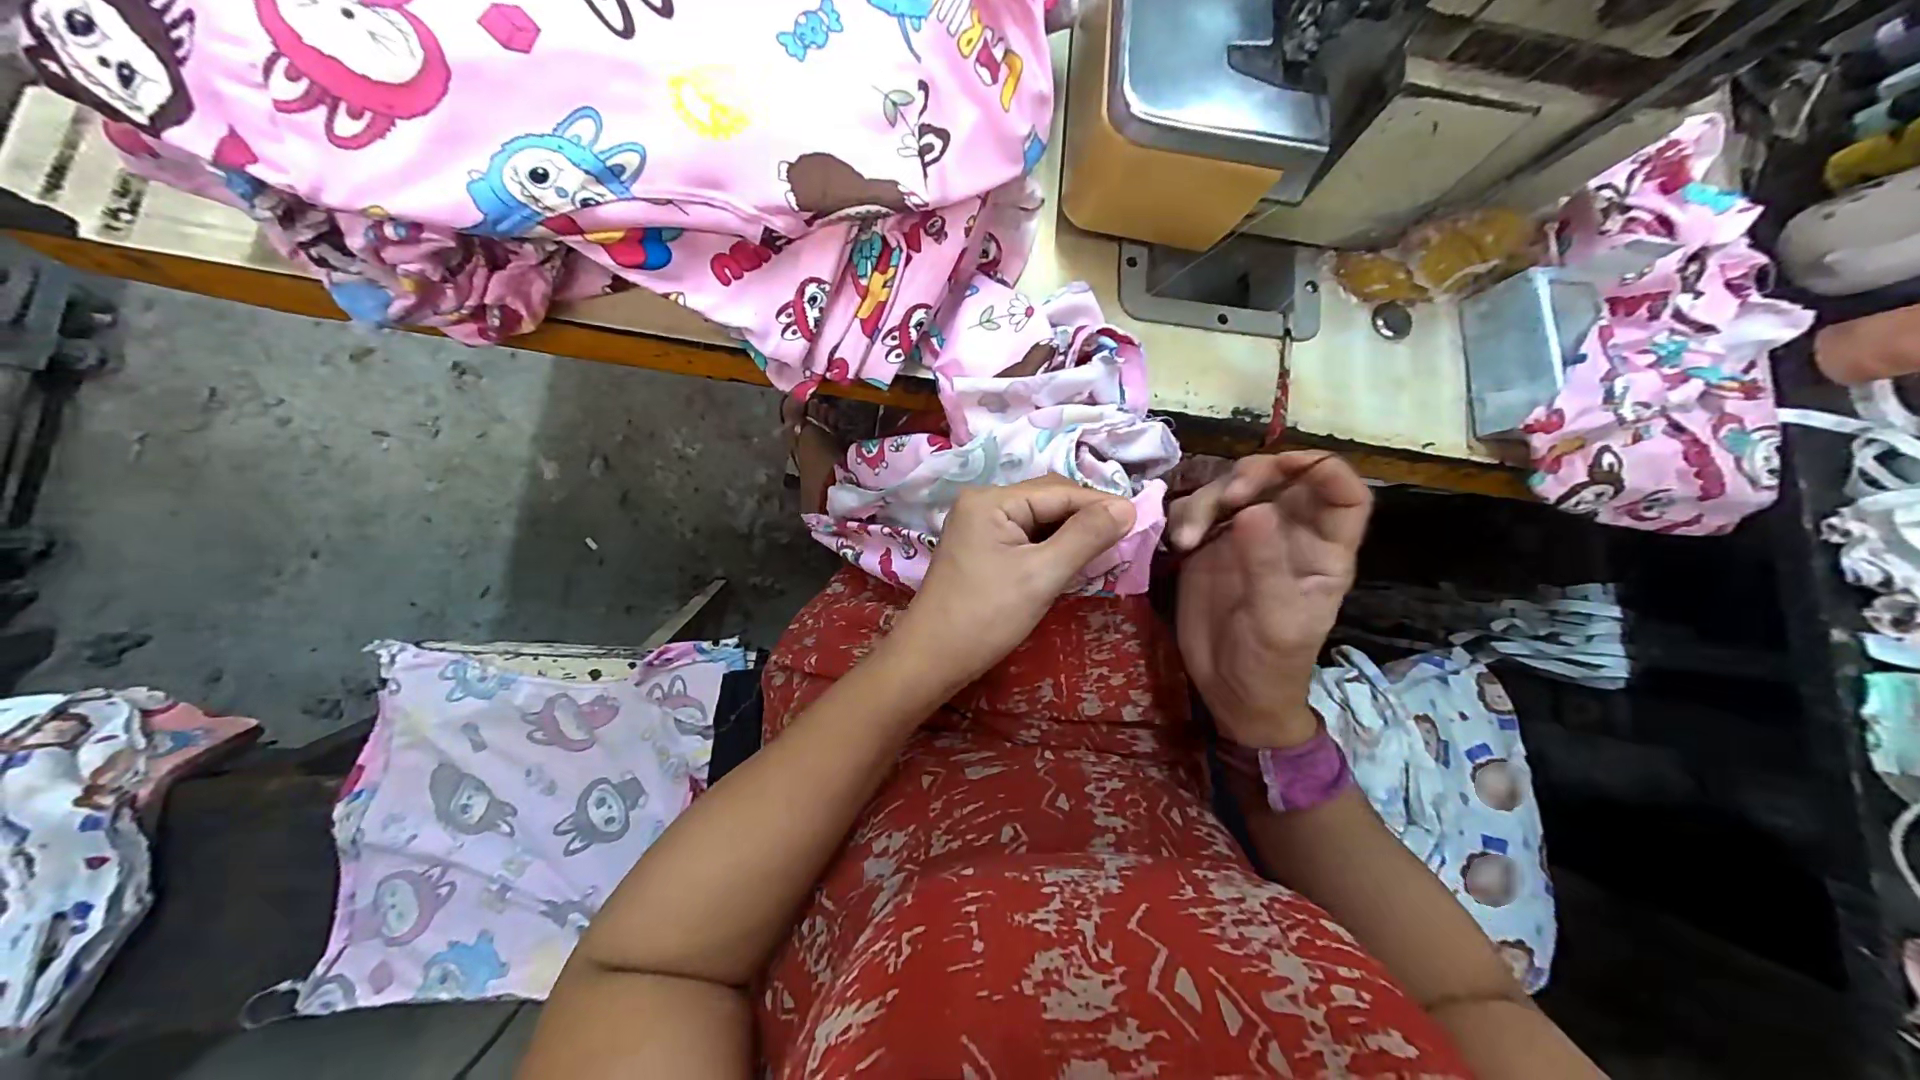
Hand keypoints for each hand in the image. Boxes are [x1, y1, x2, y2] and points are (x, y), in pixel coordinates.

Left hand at [886, 476, 1134, 691]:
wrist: (932, 658)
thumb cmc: (986, 616)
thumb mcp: (1042, 575)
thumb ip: (1086, 537)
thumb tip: (1127, 507)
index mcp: (991, 500)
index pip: (1060, 491)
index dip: (1101, 504)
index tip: (1141, 520)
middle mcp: (983, 502)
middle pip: (1049, 500)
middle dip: (1087, 517)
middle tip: (1126, 539)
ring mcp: (979, 525)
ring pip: (1039, 519)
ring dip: (1072, 533)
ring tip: (1106, 550)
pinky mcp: (981, 547)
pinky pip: (1026, 536)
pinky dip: (1052, 546)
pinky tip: (1074, 560)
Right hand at [1169, 453, 1371, 747]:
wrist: (1230, 690)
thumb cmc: (1271, 661)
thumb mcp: (1276, 618)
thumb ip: (1266, 562)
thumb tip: (1252, 509)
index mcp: (1324, 550)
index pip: (1343, 494)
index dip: (1323, 469)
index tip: (1287, 465)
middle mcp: (1286, 533)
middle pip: (1279, 478)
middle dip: (1251, 475)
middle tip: (1226, 499)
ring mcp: (1244, 537)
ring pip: (1230, 489)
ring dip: (1206, 500)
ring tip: (1186, 540)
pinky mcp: (1208, 545)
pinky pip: (1195, 512)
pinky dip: (1182, 517)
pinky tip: (1177, 544)